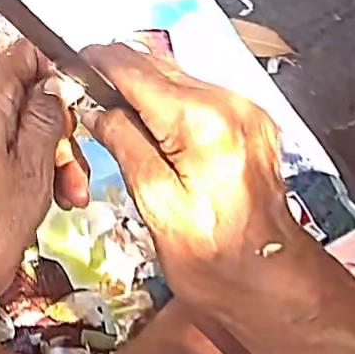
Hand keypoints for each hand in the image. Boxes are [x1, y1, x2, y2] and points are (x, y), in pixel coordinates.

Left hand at [0, 39, 90, 295]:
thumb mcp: (34, 163)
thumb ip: (46, 117)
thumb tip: (54, 82)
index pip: (23, 54)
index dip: (56, 71)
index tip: (78, 101)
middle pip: (33, 91)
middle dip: (62, 125)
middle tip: (73, 164)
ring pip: (32, 121)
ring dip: (59, 153)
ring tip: (69, 191)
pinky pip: (21, 143)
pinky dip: (43, 164)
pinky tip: (57, 195)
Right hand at [78, 43, 310, 305]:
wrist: (285, 292)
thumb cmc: (221, 262)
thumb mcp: (155, 204)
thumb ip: (121, 143)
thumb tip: (94, 109)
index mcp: (199, 122)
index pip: (127, 64)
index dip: (90, 63)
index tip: (68, 71)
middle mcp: (226, 105)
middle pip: (147, 61)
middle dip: (110, 75)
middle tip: (86, 100)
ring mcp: (241, 109)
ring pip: (165, 71)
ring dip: (134, 86)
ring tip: (115, 117)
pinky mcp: (246, 118)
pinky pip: (186, 88)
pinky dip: (159, 98)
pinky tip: (148, 126)